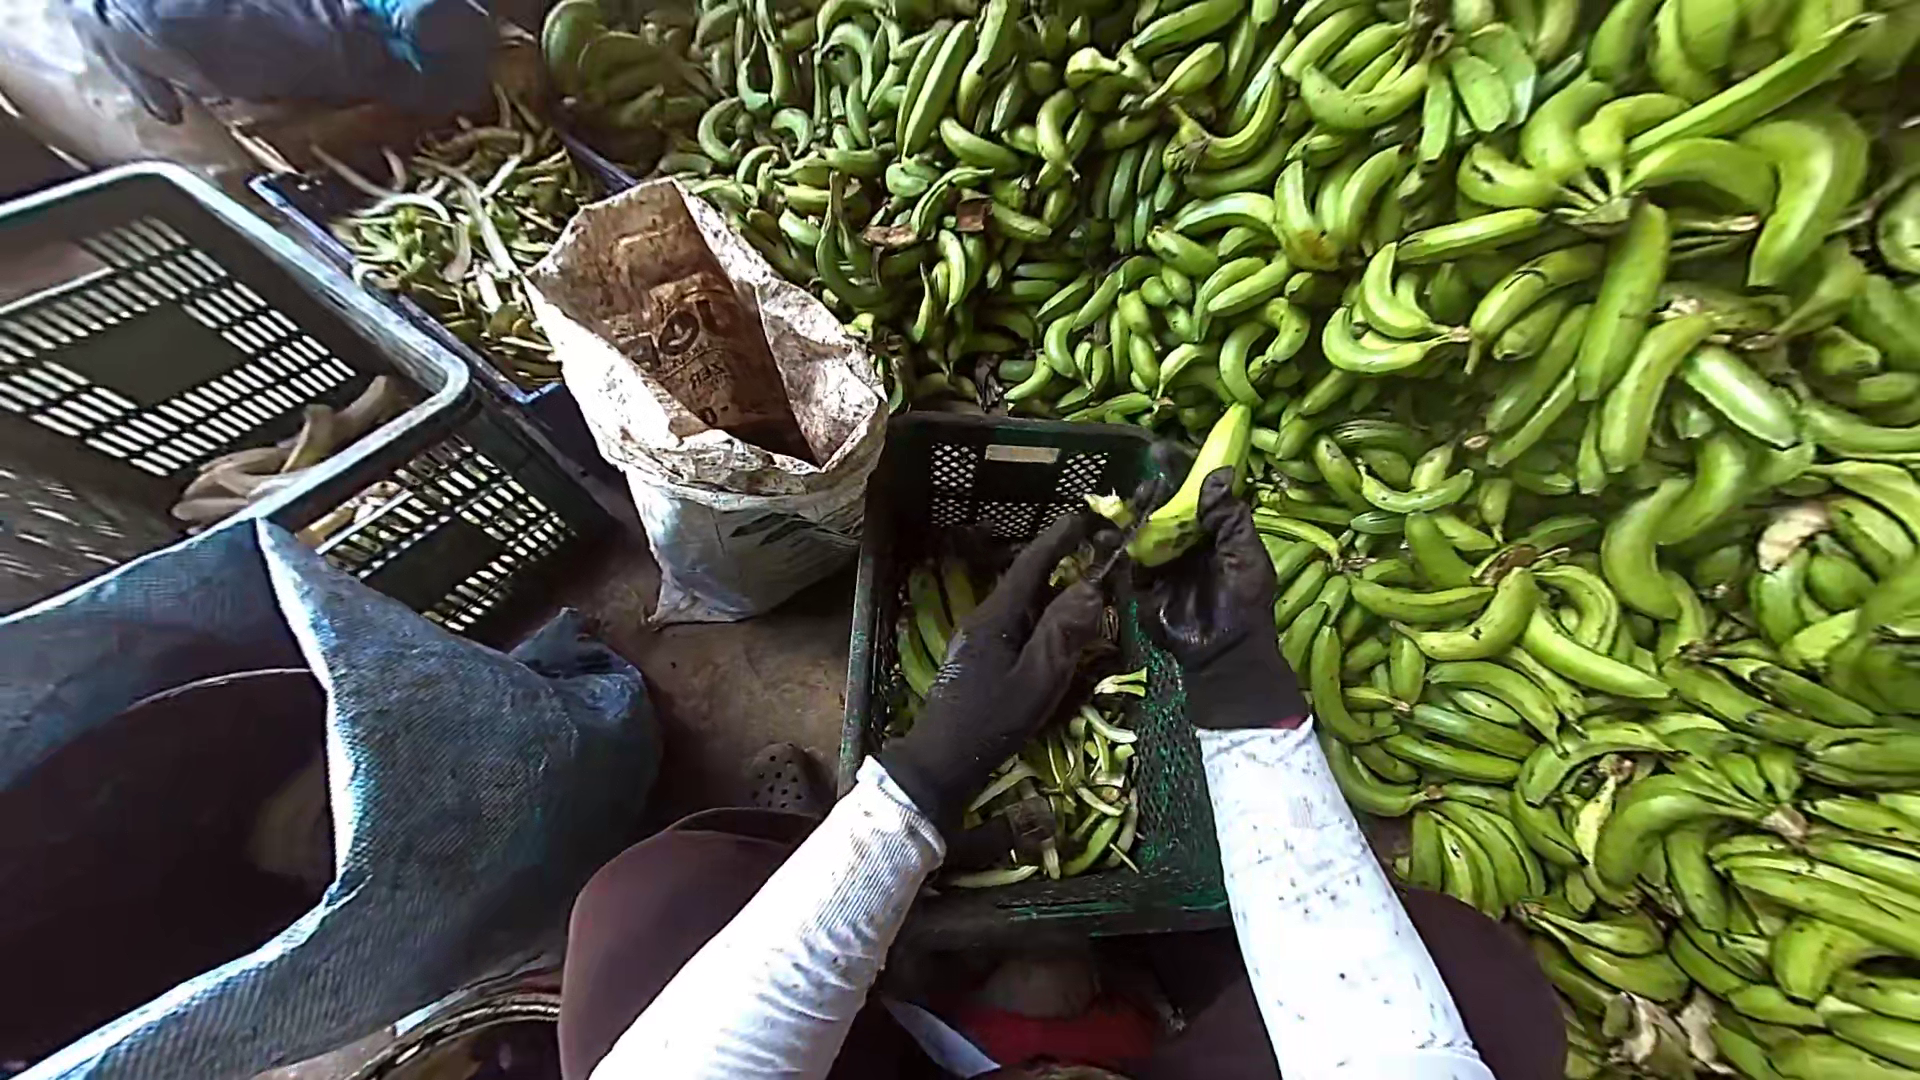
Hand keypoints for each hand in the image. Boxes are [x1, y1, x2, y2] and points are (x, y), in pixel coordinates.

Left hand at [878, 514, 1105, 831]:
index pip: (1032, 564)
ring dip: (1055, 589)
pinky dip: (1046, 615)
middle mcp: (988, 616)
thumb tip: (1090, 586)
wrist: (944, 758)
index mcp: (998, 615)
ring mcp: (984, 635)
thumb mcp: (1036, 678)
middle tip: (1097, 550)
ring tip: (1088, 584)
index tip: (1084, 517)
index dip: (1058, 539)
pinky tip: (1061, 626)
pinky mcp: (985, 654)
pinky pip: (1021, 622)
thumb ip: (1062, 632)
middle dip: (1062, 561)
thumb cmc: (992, 719)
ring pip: (1026, 602)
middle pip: (1029, 579)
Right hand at [1136, 466, 1306, 729]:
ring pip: (1140, 530)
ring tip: (1123, 503)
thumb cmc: (1242, 604)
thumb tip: (1217, 472)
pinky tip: (1106, 534)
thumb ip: (1229, 518)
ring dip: (1130, 515)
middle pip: (1162, 509)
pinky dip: (1115, 546)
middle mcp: (1184, 543)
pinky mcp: (1140, 584)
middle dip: (1150, 492)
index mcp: (1213, 534)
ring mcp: (1160, 563)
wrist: (1221, 654)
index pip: (1194, 496)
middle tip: (1142, 479)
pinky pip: (1124, 560)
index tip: (1162, 451)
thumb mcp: (1245, 556)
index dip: (1180, 474)